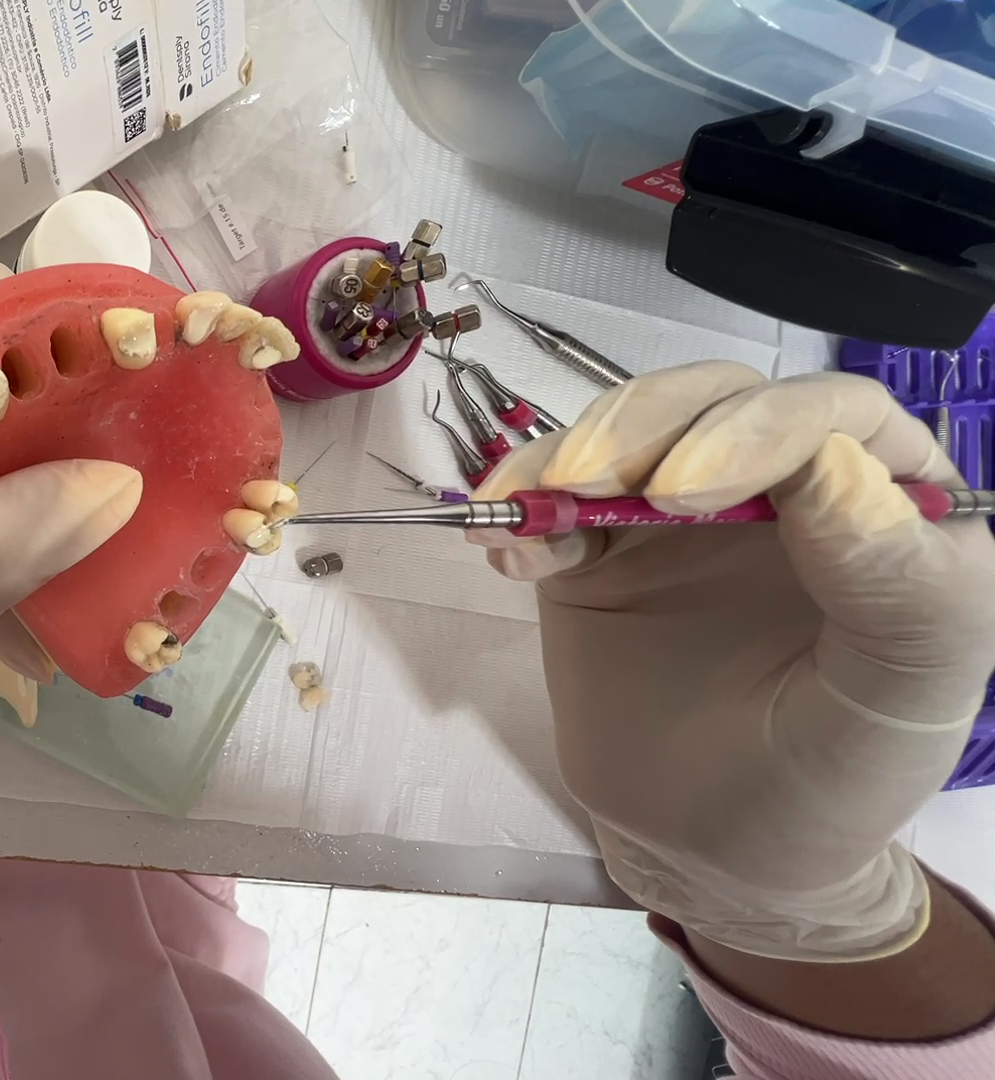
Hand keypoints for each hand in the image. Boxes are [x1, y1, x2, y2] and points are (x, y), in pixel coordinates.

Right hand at [472, 360, 994, 960]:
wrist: (695, 836)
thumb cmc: (816, 783)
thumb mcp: (890, 704)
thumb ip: (899, 591)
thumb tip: (833, 471)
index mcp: (876, 519)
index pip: (827, 418)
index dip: (751, 432)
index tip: (678, 498)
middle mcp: (769, 500)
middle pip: (702, 404)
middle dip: (633, 428)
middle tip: (580, 483)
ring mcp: (664, 526)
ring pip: (612, 439)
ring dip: (552, 460)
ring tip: (513, 513)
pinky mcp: (590, 556)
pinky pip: (546, 506)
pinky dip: (515, 514)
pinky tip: (504, 558)